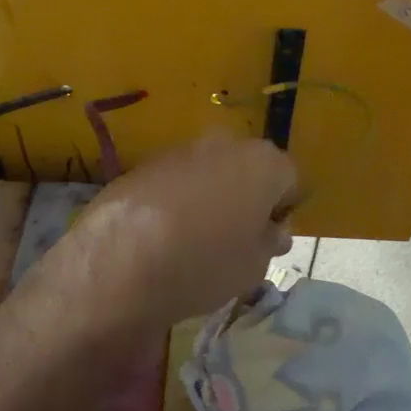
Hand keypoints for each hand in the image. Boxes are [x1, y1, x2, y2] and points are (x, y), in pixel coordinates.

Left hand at [45, 132, 297, 329]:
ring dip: (209, 199)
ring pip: (209, 174)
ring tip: (193, 242)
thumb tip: (272, 230)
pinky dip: (174, 203)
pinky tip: (161, 238)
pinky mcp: (142, 166)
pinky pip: (174, 184)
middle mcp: (224, 144)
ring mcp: (179, 151)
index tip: (270, 240)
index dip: (283, 211)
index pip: (290, 179)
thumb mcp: (254, 266)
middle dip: (246, 198)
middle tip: (235, 240)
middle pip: (247, 170)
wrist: (120, 261)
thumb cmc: (205, 262)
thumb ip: (269, 241)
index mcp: (263, 162)